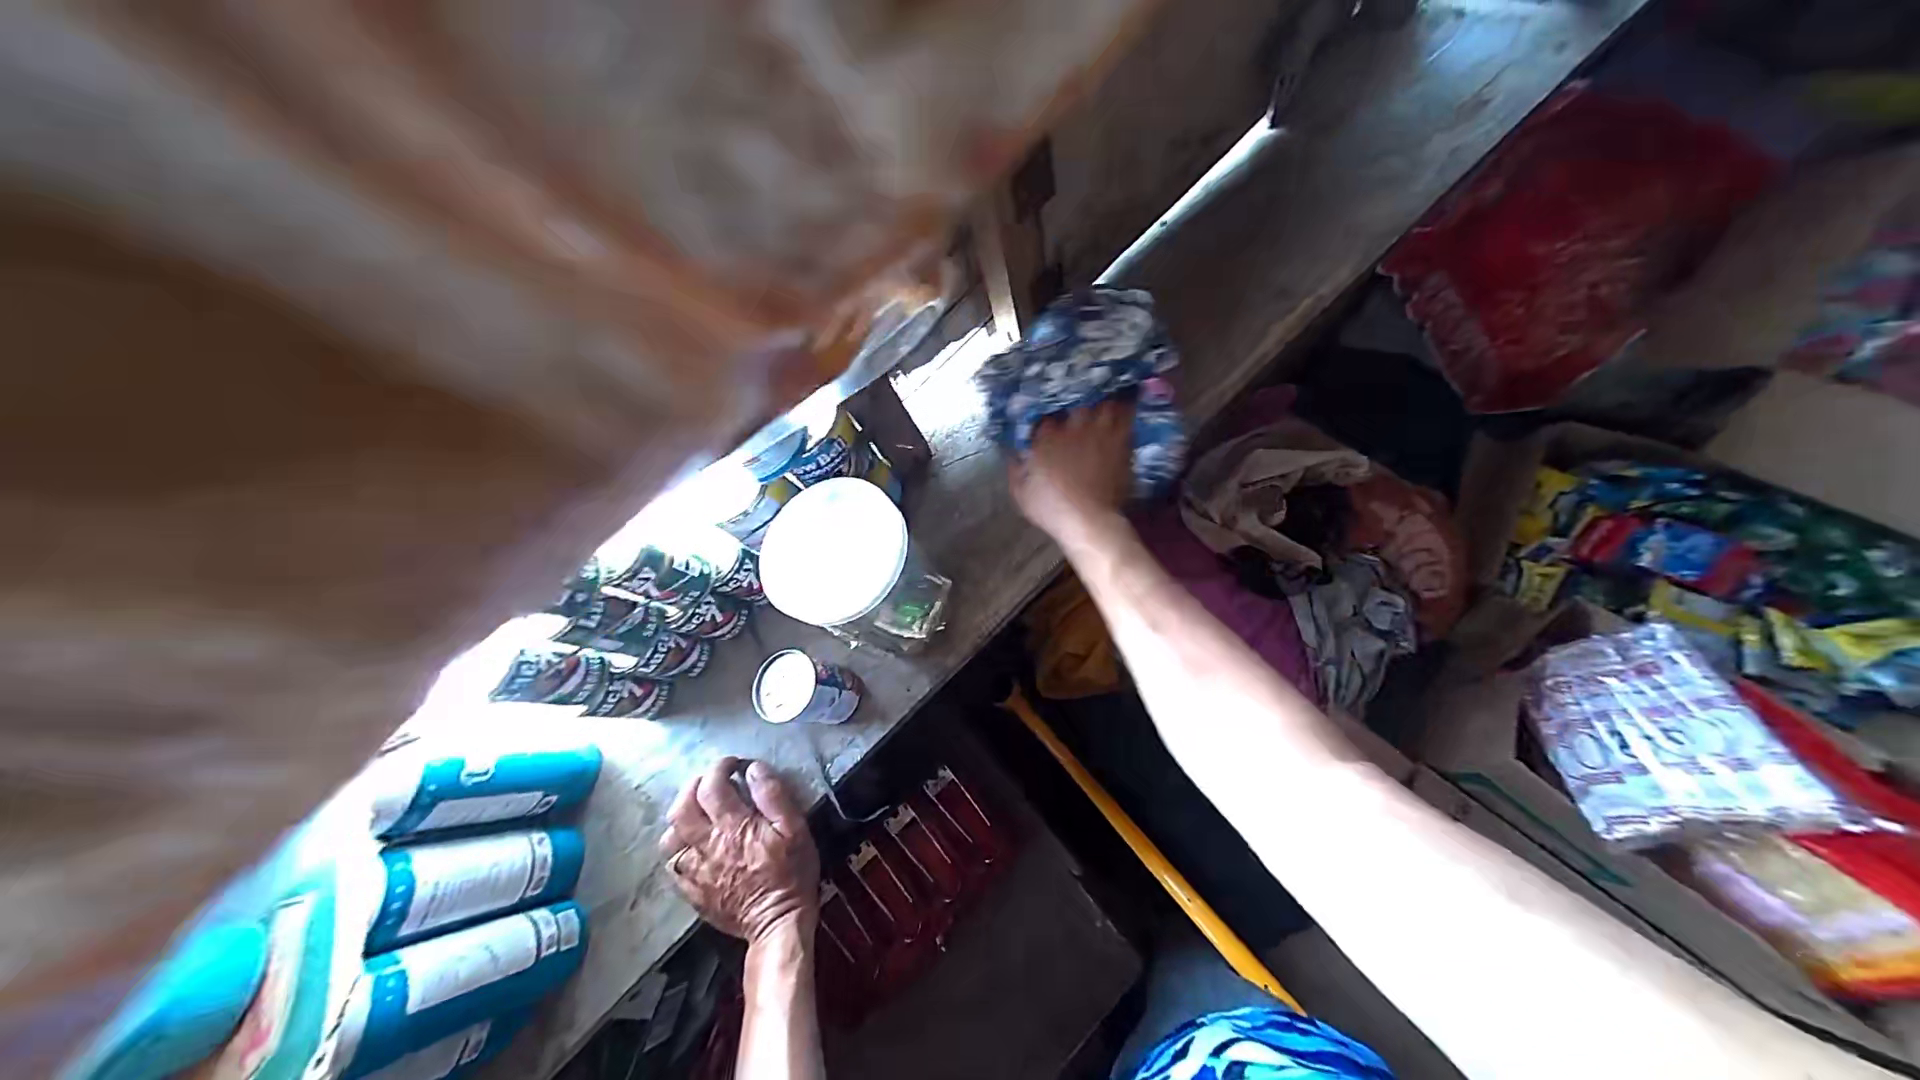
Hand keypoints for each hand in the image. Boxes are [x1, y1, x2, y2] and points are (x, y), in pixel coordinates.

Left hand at [660, 757, 819, 942]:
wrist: (778, 923)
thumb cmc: (792, 872)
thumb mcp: (795, 828)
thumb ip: (773, 795)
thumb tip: (753, 769)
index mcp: (733, 826)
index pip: (712, 786)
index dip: (719, 768)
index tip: (732, 764)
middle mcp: (707, 846)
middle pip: (681, 808)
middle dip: (693, 787)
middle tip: (711, 782)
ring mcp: (696, 871)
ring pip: (670, 838)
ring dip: (681, 819)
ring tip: (699, 813)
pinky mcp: (693, 892)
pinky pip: (673, 865)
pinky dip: (679, 849)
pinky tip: (694, 847)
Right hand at [1009, 401, 1134, 547]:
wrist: (1089, 521)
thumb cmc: (1051, 509)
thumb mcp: (1020, 492)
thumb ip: (1015, 467)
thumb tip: (1013, 452)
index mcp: (1046, 437)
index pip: (1045, 412)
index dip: (1047, 412)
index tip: (1048, 417)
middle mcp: (1073, 427)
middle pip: (1077, 398)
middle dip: (1079, 396)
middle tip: (1081, 396)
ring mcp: (1099, 432)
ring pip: (1105, 401)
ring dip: (1105, 397)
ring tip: (1107, 394)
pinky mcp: (1121, 442)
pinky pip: (1127, 417)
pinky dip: (1127, 409)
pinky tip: (1127, 405)